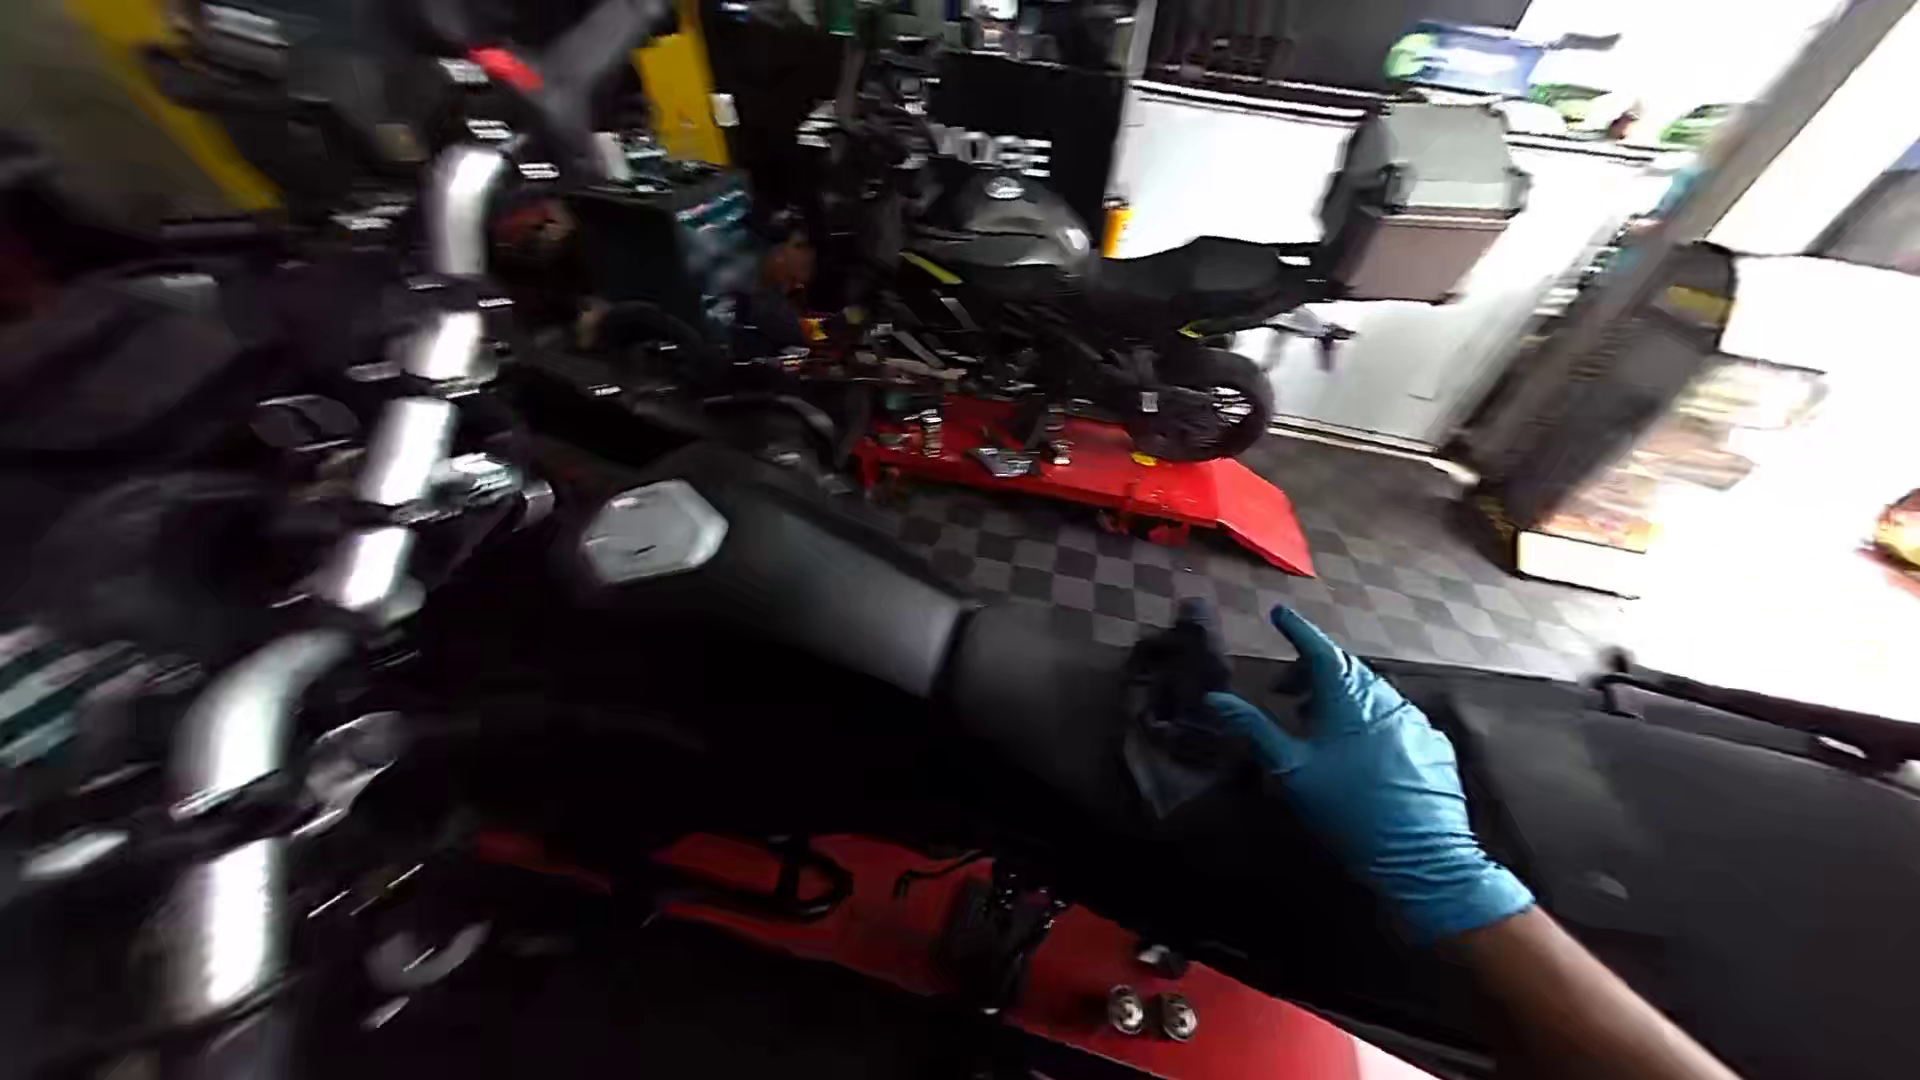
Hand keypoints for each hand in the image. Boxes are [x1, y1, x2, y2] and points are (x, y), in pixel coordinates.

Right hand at [1206, 606, 1533, 940]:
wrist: (1426, 861)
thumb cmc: (1348, 808)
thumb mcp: (1291, 768)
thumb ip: (1254, 727)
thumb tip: (1215, 698)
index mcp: (1350, 700)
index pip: (1320, 650)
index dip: (1297, 630)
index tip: (1279, 614)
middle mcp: (1385, 700)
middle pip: (1343, 668)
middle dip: (1310, 669)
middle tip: (1283, 689)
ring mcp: (1414, 722)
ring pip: (1368, 689)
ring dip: (1335, 692)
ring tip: (1311, 718)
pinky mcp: (1432, 745)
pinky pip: (1391, 712)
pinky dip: (1364, 712)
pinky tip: (1352, 742)